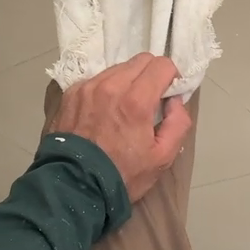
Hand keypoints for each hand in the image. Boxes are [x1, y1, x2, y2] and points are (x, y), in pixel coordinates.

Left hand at [48, 53, 192, 201]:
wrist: (73, 188)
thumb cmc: (122, 175)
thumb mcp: (162, 158)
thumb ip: (178, 123)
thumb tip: (175, 100)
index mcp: (135, 100)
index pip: (162, 65)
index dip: (171, 76)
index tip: (169, 93)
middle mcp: (110, 85)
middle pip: (141, 60)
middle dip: (151, 75)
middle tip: (150, 98)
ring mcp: (88, 87)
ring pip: (117, 68)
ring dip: (128, 80)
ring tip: (124, 105)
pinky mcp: (71, 93)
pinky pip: (96, 79)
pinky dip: (106, 87)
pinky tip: (103, 110)